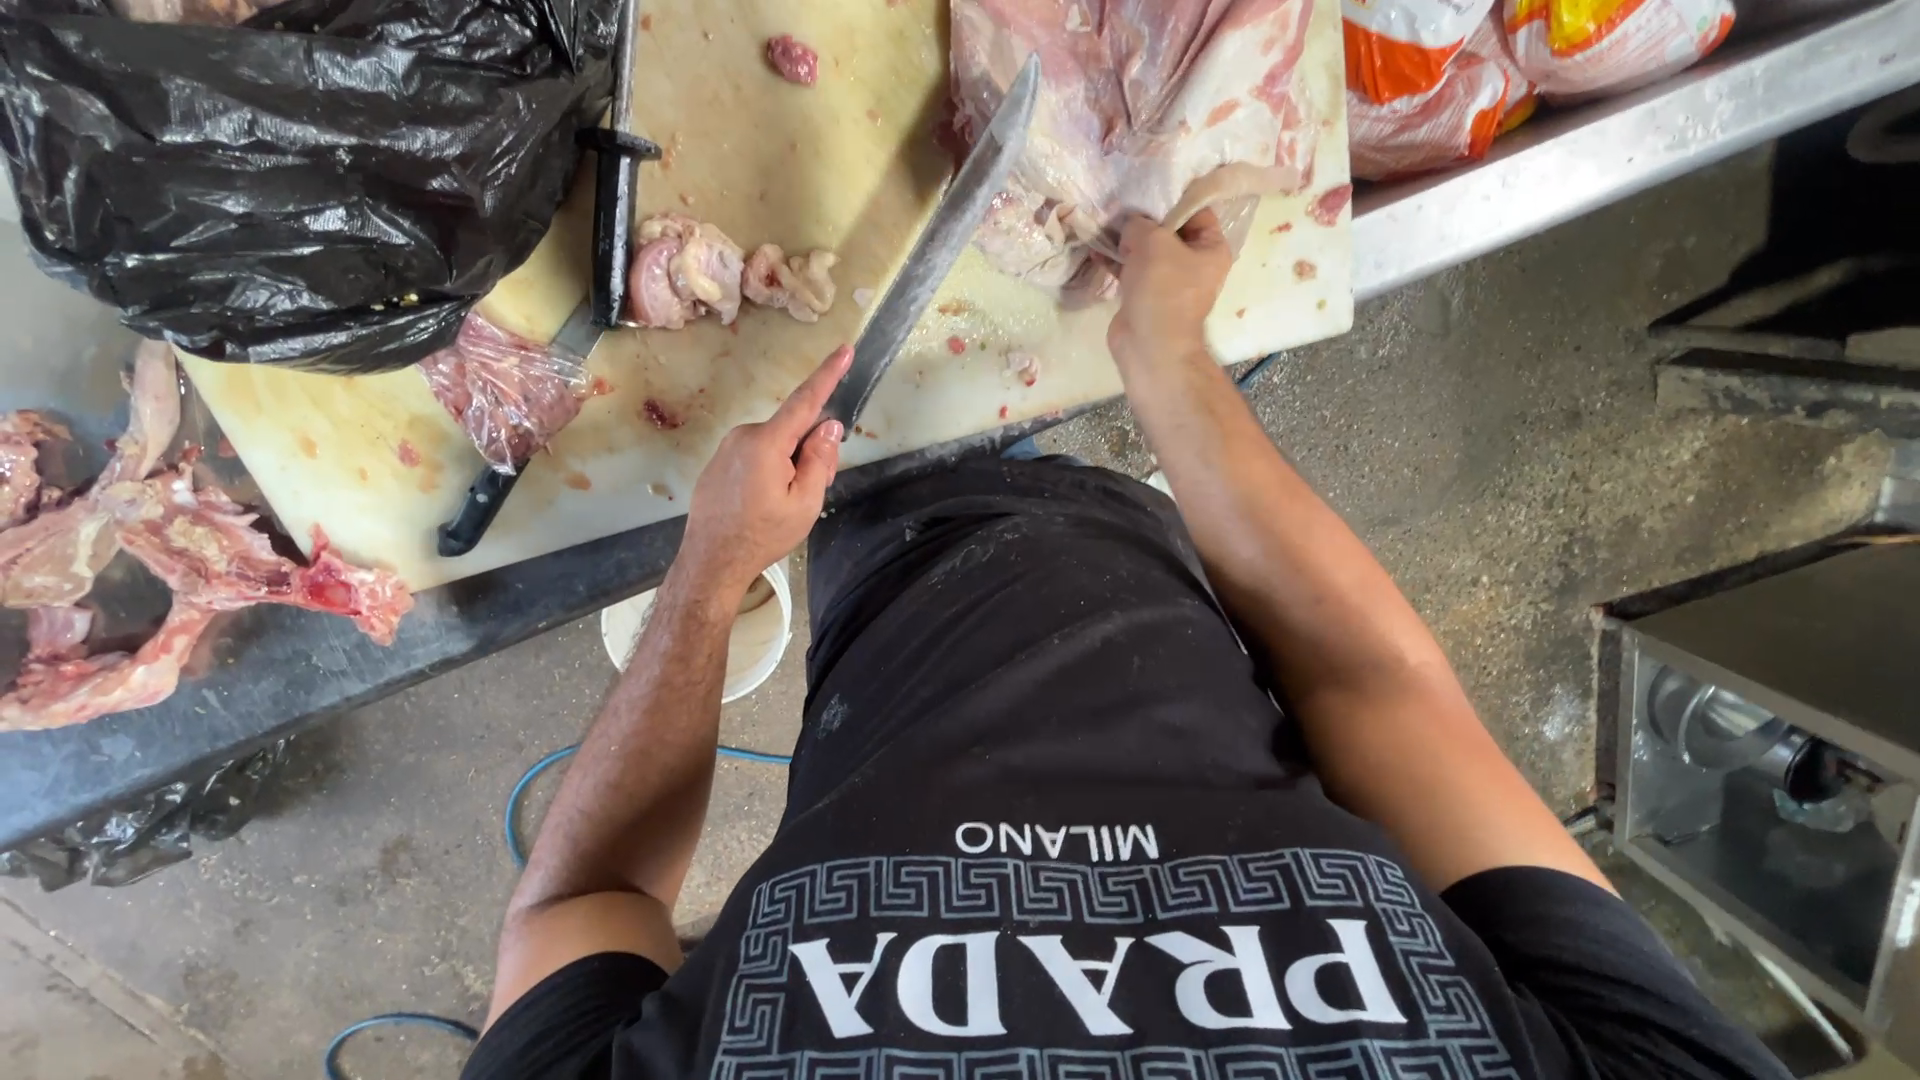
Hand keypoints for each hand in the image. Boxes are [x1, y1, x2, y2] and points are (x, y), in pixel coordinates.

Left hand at [676, 346, 850, 597]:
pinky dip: (769, 470)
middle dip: (810, 451)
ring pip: (774, 445)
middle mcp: (744, 436)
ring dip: (789, 464)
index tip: (844, 350)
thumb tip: (828, 426)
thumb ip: (820, 460)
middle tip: (811, 491)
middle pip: (792, 430)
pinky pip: (755, 456)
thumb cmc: (762, 535)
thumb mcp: (805, 503)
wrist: (712, 561)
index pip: (805, 401)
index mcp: (767, 443)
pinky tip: (762, 504)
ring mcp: (727, 448)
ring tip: (783, 504)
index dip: (828, 376)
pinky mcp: (718, 462)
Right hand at [1107, 209, 1232, 366]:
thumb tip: (1129, 223)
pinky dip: (1116, 261)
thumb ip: (1140, 223)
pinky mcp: (1145, 296)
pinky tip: (1096, 249)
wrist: (1149, 344)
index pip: (1196, 211)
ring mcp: (1168, 282)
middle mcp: (1194, 264)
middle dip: (1143, 220)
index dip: (1172, 198)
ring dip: (1126, 240)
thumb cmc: (1163, 288)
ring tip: (1104, 223)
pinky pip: (1131, 270)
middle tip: (1120, 205)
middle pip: (1168, 231)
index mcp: (1211, 248)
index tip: (1146, 188)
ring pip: (1146, 251)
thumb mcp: (1154, 241)